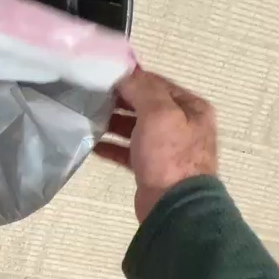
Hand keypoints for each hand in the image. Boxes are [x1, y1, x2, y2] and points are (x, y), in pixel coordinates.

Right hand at [95, 68, 218, 221]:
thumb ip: (142, 89)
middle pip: (145, 105)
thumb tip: (125, 73)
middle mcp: (182, 125)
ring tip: (87, 117)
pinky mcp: (151, 167)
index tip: (102, 76)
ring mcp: (166, 148)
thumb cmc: (169, 155)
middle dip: (119, 100)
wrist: (174, 206)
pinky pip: (127, 150)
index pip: (157, 83)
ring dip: (112, 122)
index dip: (131, 78)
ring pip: (135, 127)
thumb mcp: (158, 114)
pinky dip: (111, 145)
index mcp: (191, 108)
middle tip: (90, 95)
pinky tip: (91, 143)